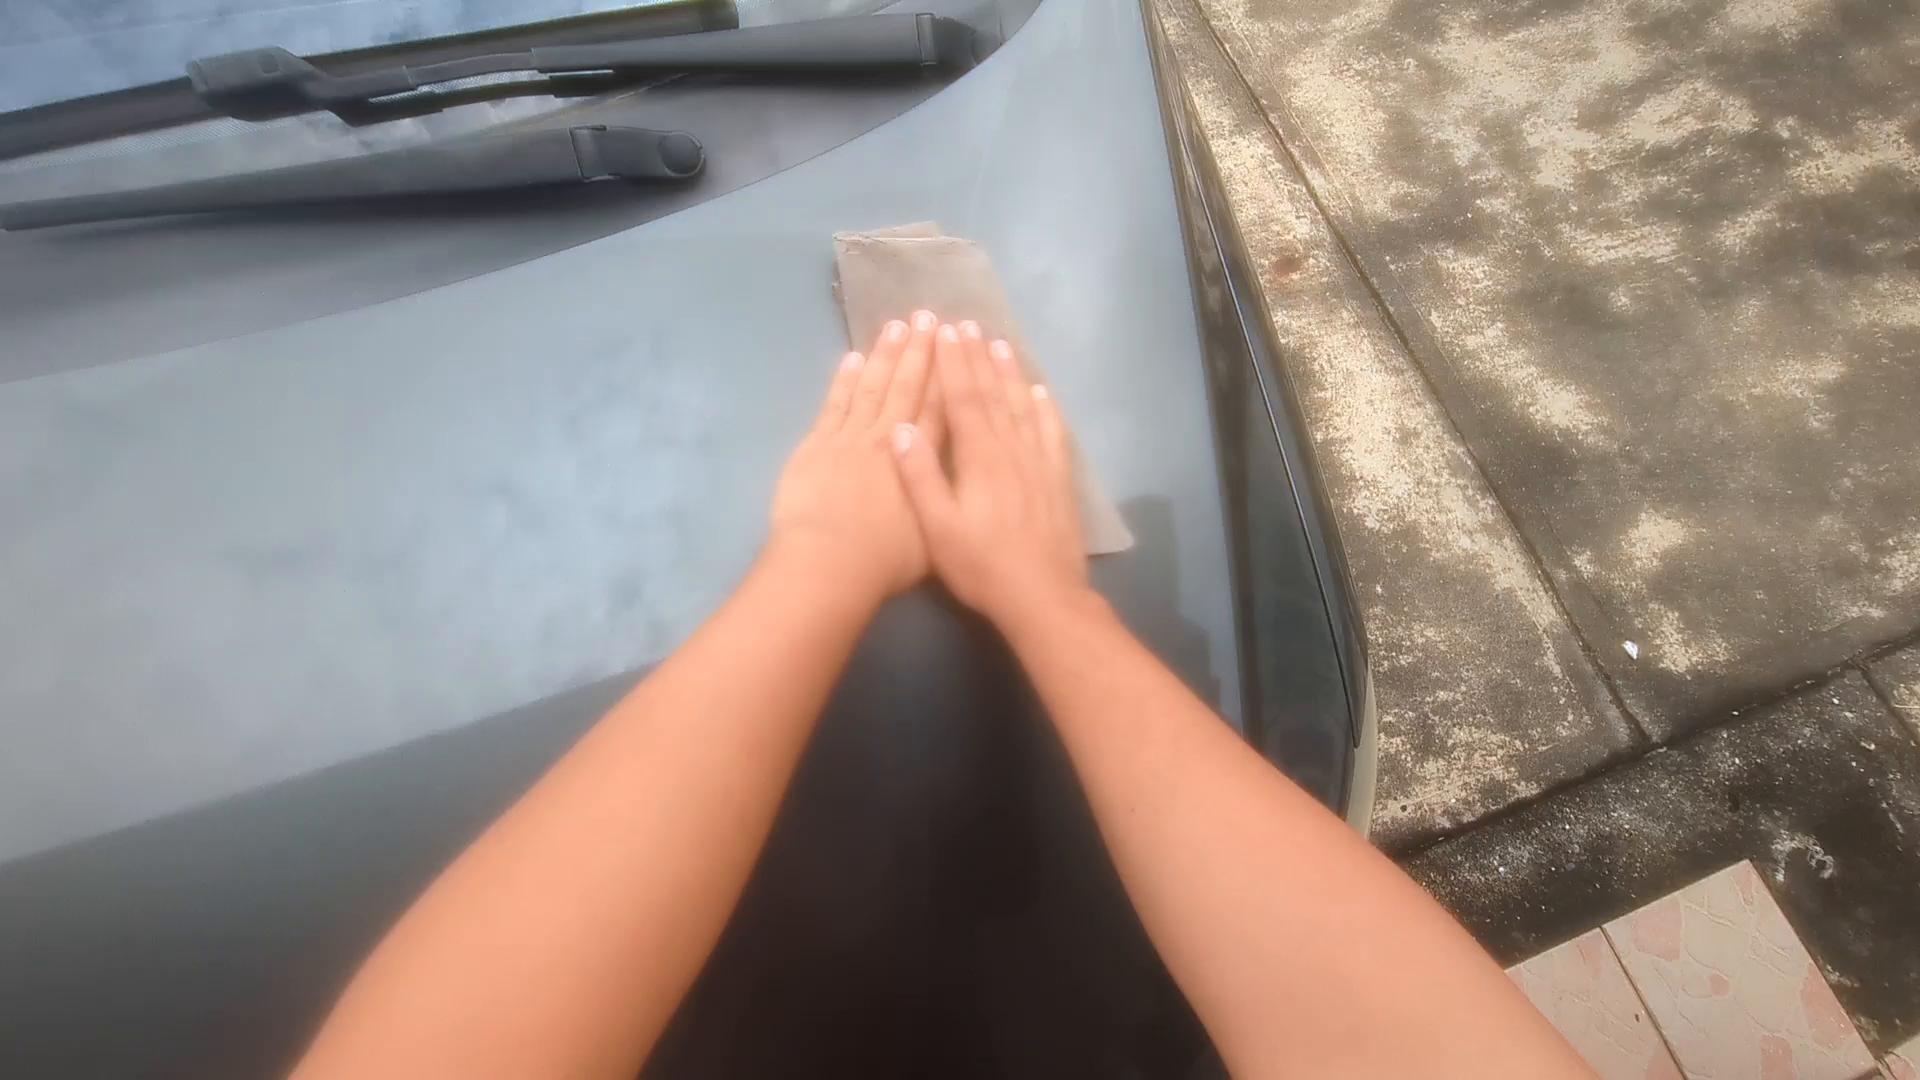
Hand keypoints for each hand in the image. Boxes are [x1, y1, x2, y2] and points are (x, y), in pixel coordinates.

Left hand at [766, 310, 943, 604]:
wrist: (829, 561)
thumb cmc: (885, 560)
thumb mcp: (933, 535)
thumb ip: (942, 500)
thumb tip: (957, 480)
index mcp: (919, 461)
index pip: (939, 409)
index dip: (949, 375)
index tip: (956, 345)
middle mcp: (888, 440)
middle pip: (907, 388)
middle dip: (919, 352)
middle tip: (927, 317)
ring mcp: (849, 439)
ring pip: (872, 388)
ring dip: (884, 355)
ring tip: (896, 326)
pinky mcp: (817, 446)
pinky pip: (835, 405)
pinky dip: (845, 381)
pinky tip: (853, 358)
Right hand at [890, 321, 1089, 628]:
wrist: (1042, 597)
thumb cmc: (982, 566)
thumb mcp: (938, 528)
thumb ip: (920, 477)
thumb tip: (901, 429)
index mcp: (980, 458)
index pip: (963, 399)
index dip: (953, 363)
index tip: (944, 331)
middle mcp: (1012, 451)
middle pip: (993, 395)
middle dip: (978, 358)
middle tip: (968, 323)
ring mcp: (1040, 464)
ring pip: (1023, 407)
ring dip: (1010, 374)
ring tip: (1001, 343)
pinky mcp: (1058, 481)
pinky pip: (1052, 434)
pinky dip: (1045, 409)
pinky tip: (1041, 393)